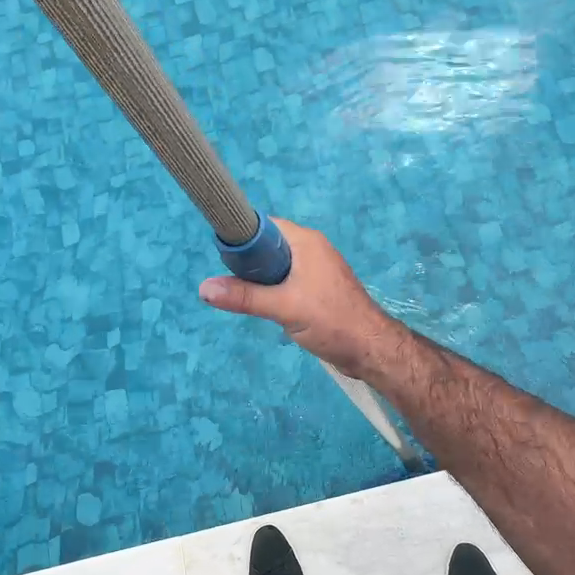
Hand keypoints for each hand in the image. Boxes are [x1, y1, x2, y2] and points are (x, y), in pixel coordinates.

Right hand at [198, 218, 410, 377]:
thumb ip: (244, 296)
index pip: (264, 226)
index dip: (242, 237)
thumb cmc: (330, 320)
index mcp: (305, 241)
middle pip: (269, 246)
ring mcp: (317, 268)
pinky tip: (269, 309)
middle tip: (232, 284)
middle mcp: (311, 248)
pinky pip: (289, 280)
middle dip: (250, 264)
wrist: (371, 349)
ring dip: (262, 280)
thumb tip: (203, 288)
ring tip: (248, 299)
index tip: (223, 257)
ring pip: (278, 266)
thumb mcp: (283, 307)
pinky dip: (276, 291)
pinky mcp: (320, 288)